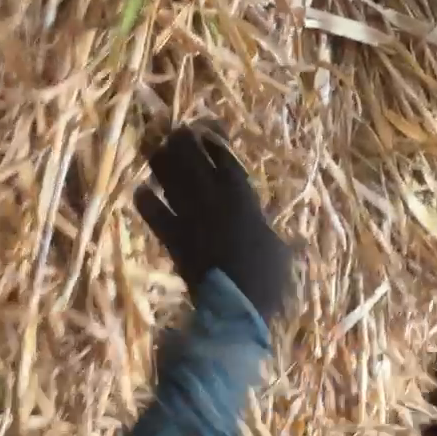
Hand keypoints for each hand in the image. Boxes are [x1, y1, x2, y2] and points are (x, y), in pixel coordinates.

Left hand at [138, 125, 292, 321]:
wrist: (236, 307)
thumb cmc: (268, 279)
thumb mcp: (282, 252)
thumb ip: (278, 236)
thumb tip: (290, 238)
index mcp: (240, 193)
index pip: (221, 148)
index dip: (214, 132)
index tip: (213, 128)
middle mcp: (209, 194)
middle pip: (185, 147)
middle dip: (182, 136)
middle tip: (183, 137)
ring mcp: (186, 212)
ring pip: (162, 168)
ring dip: (161, 158)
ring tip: (164, 157)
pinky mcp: (169, 234)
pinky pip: (148, 206)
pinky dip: (146, 197)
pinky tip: (148, 194)